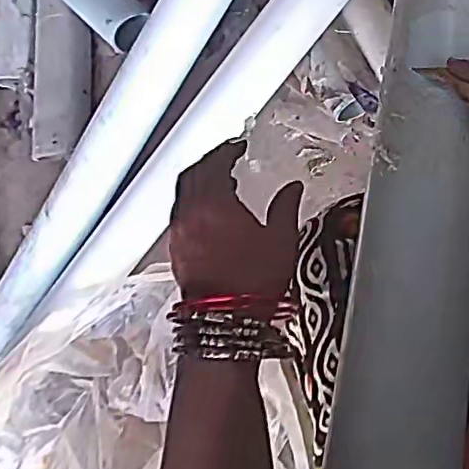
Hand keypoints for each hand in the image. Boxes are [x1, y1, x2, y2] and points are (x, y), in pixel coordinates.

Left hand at [169, 139, 304, 299]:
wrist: (226, 320)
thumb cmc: (253, 282)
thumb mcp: (281, 239)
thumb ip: (285, 207)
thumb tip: (292, 189)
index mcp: (216, 205)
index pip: (215, 164)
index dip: (227, 151)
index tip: (237, 147)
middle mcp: (191, 215)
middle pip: (193, 174)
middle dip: (209, 161)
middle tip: (225, 157)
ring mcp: (180, 233)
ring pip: (183, 193)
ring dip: (198, 180)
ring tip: (217, 180)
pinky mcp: (176, 251)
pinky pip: (180, 213)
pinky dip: (192, 201)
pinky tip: (208, 210)